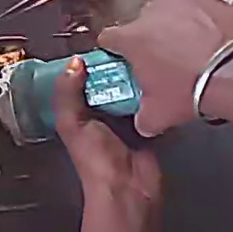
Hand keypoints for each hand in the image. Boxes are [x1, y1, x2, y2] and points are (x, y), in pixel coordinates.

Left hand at [54, 56, 162, 231]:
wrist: (128, 189)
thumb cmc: (95, 160)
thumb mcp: (72, 124)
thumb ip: (68, 94)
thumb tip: (74, 62)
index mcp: (82, 112)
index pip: (86, 80)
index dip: (93, 63)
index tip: (107, 42)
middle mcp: (106, 112)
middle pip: (114, 82)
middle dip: (122, 67)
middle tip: (134, 45)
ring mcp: (130, 118)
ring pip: (135, 89)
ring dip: (141, 78)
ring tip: (151, 55)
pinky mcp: (152, 123)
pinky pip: (155, 102)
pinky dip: (159, 92)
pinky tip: (164, 76)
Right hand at [98, 0, 232, 135]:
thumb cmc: (194, 89)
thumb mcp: (158, 116)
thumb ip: (142, 118)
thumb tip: (143, 123)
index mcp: (132, 38)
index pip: (109, 38)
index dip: (115, 51)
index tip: (124, 61)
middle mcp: (153, 12)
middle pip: (142, 25)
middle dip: (149, 41)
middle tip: (164, 62)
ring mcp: (182, 2)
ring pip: (170, 14)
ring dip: (175, 29)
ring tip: (191, 52)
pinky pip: (197, 10)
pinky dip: (201, 23)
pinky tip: (211, 42)